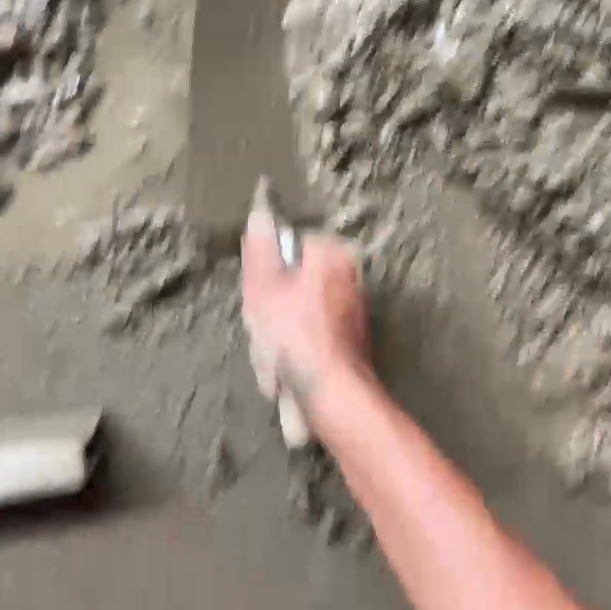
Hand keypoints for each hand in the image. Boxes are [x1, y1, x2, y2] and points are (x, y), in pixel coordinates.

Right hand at [241, 186, 371, 441]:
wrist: (334, 394)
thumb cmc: (297, 339)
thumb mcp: (263, 289)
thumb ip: (260, 249)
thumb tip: (260, 215)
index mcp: (334, 254)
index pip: (287, 248)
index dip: (266, 274)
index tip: (259, 297)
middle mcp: (350, 277)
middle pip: (290, 284)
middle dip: (271, 313)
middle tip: (266, 334)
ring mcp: (351, 310)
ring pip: (295, 316)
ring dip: (278, 340)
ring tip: (276, 359)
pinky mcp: (348, 341)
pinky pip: (307, 341)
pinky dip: (295, 355)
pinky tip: (288, 373)